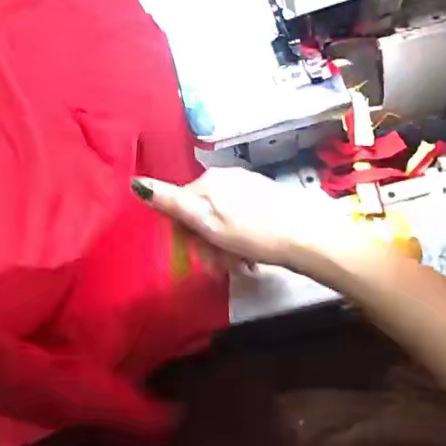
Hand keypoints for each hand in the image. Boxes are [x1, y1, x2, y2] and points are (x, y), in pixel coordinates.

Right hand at [132, 168, 385, 277]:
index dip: (186, 237)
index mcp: (207, 182)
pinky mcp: (266, 194)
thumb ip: (173, 203)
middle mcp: (225, 176)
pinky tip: (253, 255)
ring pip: (222, 218)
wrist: (309, 236)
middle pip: (202, 214)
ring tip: (241, 266)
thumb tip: (136, 183)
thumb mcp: (208, 223)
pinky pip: (241, 217)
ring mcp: (247, 184)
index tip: (202, 260)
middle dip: (208, 243)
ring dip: (225, 245)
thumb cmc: (254, 234)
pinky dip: (241, 238)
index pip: (179, 208)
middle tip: (224, 269)